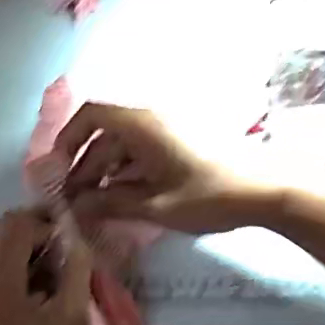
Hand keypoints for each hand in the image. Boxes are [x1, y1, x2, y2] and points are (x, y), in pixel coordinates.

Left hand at [0, 210, 92, 324]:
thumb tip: (75, 236)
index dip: (45, 223)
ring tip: (47, 271)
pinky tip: (31, 290)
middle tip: (58, 249)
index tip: (68, 241)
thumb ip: (76, 270)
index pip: (15, 225)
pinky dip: (7, 264)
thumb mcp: (72, 317)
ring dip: (17, 246)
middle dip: (28, 230)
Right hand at [54, 103, 278, 233]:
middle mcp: (152, 120)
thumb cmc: (210, 196)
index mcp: (142, 126)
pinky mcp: (182, 144)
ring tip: (96, 209)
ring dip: (106, 174)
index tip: (58, 172)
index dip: (68, 140)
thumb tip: (74, 208)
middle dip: (85, 168)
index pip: (91, 115)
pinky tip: (126, 201)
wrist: (266, 189)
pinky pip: (144, 153)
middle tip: (73, 205)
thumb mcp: (156, 206)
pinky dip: (129, 173)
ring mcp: (169, 131)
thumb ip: (111, 204)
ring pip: (125, 148)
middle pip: (106, 137)